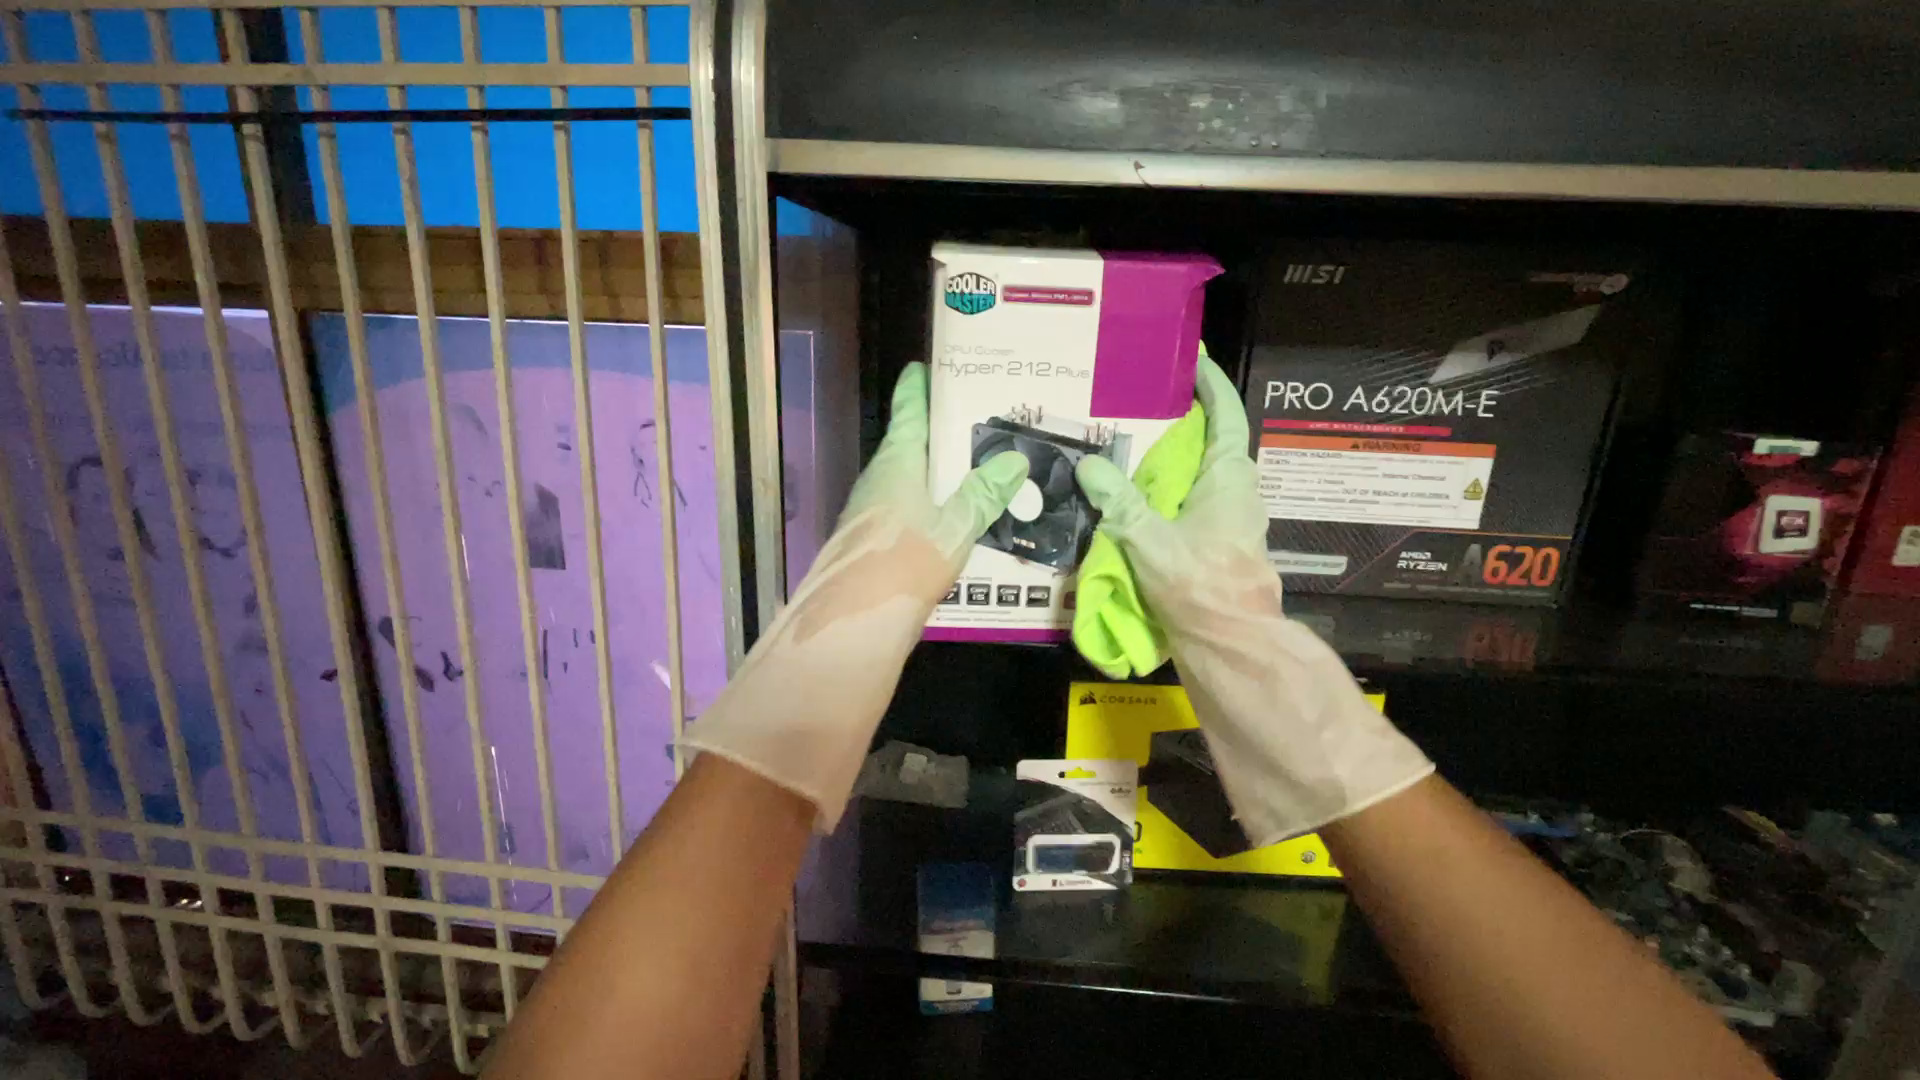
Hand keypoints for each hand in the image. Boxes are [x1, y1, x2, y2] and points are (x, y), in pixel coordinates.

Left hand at [681, 363, 1025, 830]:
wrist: (853, 622)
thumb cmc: (905, 559)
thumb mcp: (956, 524)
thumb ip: (984, 492)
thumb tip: (1015, 457)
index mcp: (897, 462)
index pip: (908, 412)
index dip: (917, 388)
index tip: (924, 367)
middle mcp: (879, 479)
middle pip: (906, 444)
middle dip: (934, 430)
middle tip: (972, 417)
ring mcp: (870, 512)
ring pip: (906, 478)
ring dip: (932, 469)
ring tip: (971, 464)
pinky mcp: (871, 542)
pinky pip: (906, 507)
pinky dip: (928, 500)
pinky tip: (950, 515)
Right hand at [1074, 357, 1432, 843]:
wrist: (1230, 648)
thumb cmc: (1201, 588)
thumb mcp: (1151, 540)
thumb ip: (1119, 502)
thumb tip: (1089, 464)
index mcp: (1229, 479)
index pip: (1225, 416)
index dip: (1210, 386)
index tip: (1190, 362)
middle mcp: (1236, 492)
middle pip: (1214, 443)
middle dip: (1184, 420)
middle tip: (1142, 402)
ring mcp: (1231, 520)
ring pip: (1203, 475)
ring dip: (1176, 457)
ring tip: (1132, 444)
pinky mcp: (1218, 545)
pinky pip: (1193, 502)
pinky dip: (1170, 490)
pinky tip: (1138, 497)